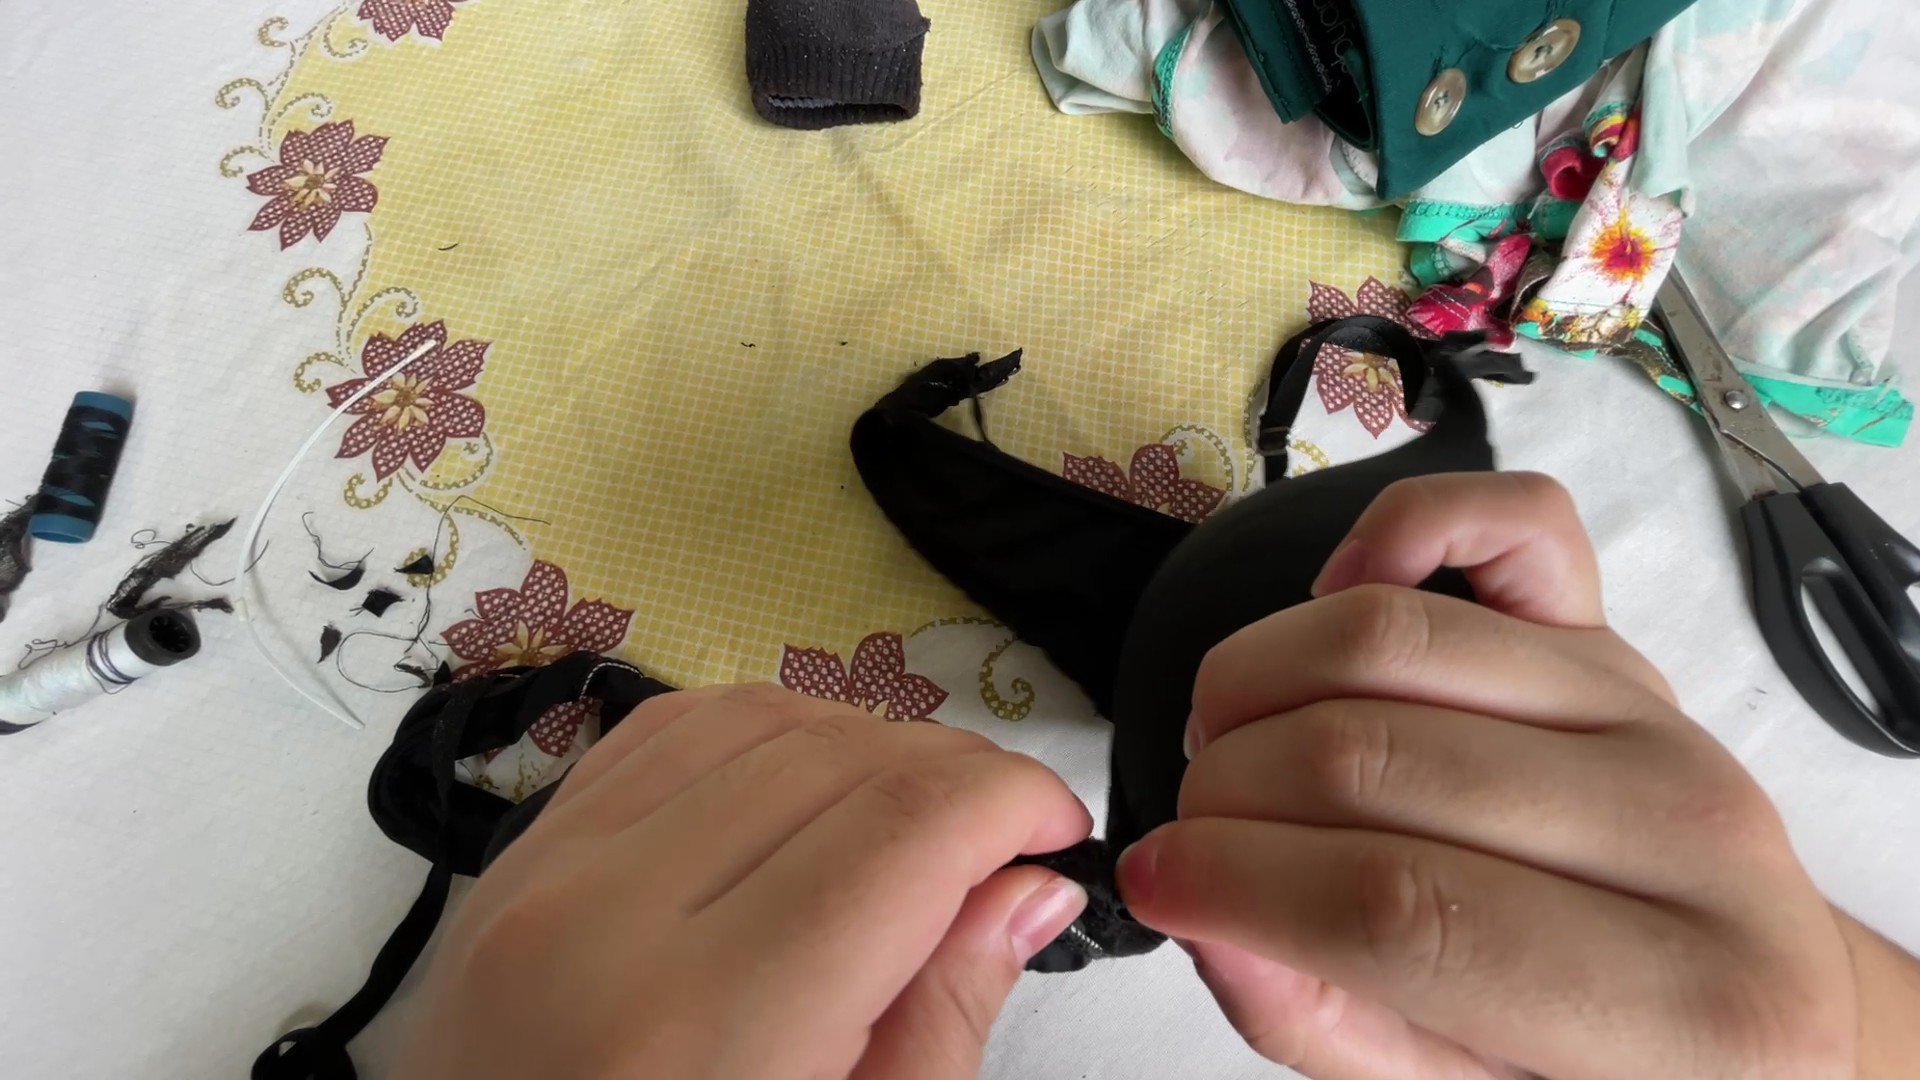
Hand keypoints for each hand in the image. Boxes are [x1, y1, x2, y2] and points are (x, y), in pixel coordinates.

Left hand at [393, 684, 1090, 1079]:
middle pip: (840, 759)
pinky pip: (682, 723)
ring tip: (918, 802)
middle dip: (960, 770)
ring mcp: (547, 862)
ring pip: (766, 715)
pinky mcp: (531, 842)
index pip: (900, 832)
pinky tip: (814, 775)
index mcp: (699, 1035)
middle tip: (1007, 823)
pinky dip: (777, 727)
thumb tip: (1030, 883)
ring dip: (873, 738)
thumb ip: (946, 1015)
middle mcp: (604, 917)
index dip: (1012, 800)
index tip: (1061, 825)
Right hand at [1116, 472, 1872, 1079]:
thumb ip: (1299, 1010)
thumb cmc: (1573, 1054)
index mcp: (1681, 1005)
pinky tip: (1338, 586)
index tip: (1152, 880)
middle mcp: (1680, 825)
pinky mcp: (1603, 626)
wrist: (1730, 986)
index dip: (1230, 883)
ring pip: (1381, 633)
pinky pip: (1512, 517)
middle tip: (1198, 822)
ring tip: (1231, 731)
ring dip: (1248, 678)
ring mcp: (1639, 699)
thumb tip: (1185, 892)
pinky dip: (1401, 525)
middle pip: (1360, 753)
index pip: (1394, 907)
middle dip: (1223, 786)